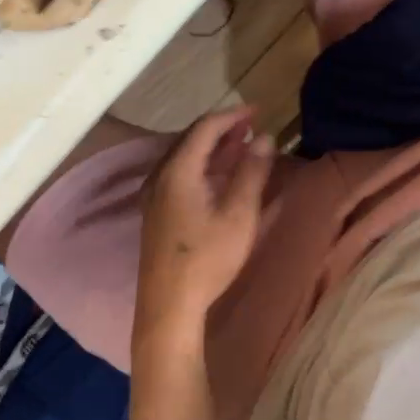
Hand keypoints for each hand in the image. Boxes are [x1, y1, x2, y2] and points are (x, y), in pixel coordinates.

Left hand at [136, 107, 274, 326]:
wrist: (168, 309)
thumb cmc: (207, 259)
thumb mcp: (239, 214)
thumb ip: (252, 171)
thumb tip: (265, 137)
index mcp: (178, 171)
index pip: (205, 128)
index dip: (232, 115)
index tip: (258, 110)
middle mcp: (160, 177)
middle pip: (191, 139)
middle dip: (223, 128)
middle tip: (252, 125)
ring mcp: (154, 196)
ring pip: (185, 157)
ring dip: (213, 147)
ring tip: (241, 144)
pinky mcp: (156, 213)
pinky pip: (180, 173)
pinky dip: (203, 164)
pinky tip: (220, 174)